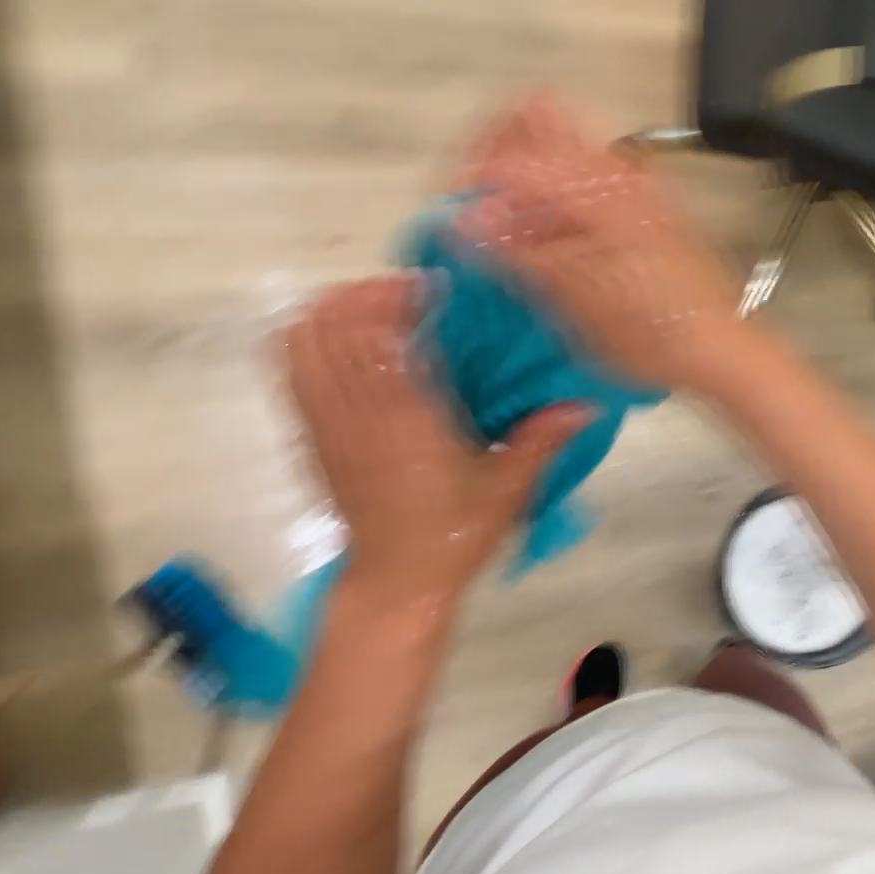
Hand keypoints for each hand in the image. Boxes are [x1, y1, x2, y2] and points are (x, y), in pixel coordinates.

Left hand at [283, 276, 592, 610]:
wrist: (398, 580)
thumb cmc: (457, 534)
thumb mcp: (509, 488)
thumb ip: (542, 440)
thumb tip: (586, 404)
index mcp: (407, 420)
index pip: (380, 334)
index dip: (397, 298)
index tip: (434, 291)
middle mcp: (357, 413)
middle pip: (330, 324)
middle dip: (362, 295)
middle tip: (405, 298)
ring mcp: (325, 425)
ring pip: (299, 341)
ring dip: (330, 313)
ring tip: (372, 314)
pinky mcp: (310, 438)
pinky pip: (289, 372)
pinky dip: (308, 342)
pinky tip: (345, 344)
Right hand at [450, 93, 760, 395]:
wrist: (725, 351)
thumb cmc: (658, 338)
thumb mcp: (579, 306)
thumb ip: (520, 254)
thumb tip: (466, 220)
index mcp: (594, 192)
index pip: (506, 148)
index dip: (468, 177)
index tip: (454, 216)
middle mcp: (617, 173)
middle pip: (535, 117)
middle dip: (496, 152)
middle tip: (481, 204)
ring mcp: (640, 185)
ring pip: (566, 143)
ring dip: (529, 173)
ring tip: (517, 232)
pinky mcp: (654, 207)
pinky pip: (596, 176)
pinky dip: (563, 194)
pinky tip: (558, 243)